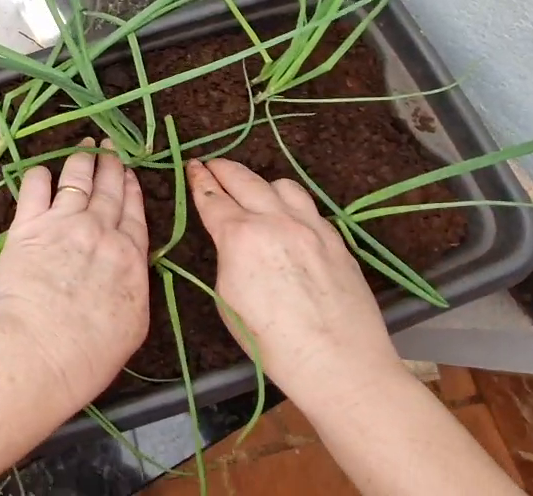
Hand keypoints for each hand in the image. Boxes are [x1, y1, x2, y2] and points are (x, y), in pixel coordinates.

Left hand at [0, 138, 150, 409]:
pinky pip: (35, 187)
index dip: (131, 189)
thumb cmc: (93, 349)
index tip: (130, 173)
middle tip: (110, 148)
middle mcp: (99, 230)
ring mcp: (63, 222)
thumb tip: (127, 267)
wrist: (46, 344)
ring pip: (76, 179)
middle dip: (111, 165)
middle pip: (108, 190)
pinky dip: (39, 174)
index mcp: (129, 256)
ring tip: (85, 146)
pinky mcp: (28, 224)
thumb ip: (132, 284)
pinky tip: (42, 170)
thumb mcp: (135, 320)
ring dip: (81, 159)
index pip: (133, 212)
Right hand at [186, 158, 404, 405]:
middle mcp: (275, 221)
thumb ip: (226, 256)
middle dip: (222, 168)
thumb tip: (231, 241)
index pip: (211, 196)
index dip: (198, 179)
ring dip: (261, 183)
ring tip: (253, 192)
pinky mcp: (337, 241)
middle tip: (211, 165)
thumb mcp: (226, 297)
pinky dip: (291, 204)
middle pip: (243, 179)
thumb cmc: (271, 342)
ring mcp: (311, 228)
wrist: (341, 367)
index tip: (192, 166)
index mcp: (240, 236)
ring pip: (281, 185)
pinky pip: (309, 207)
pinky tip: (288, 219)